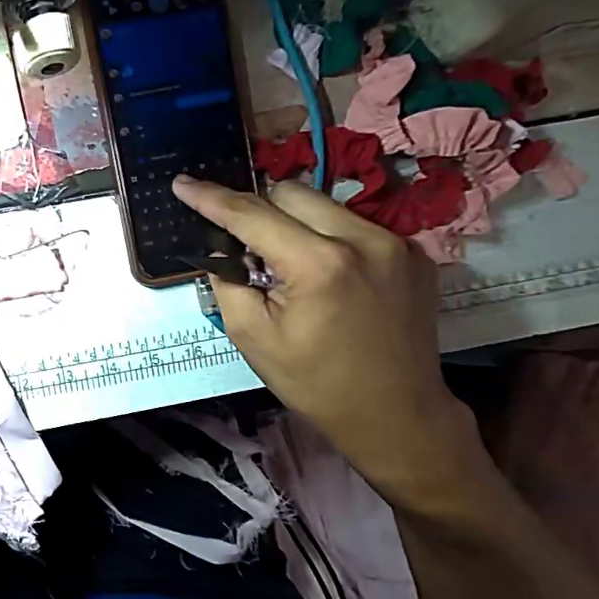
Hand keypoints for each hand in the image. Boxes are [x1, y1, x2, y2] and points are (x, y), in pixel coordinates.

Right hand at [172, 175, 483, 498]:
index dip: (211, 197)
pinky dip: (335, 241)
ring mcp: (396, 243)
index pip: (251, 214)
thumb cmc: (318, 385)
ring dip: (300, 225)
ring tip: (297, 269)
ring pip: (327, 204)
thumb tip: (224, 247)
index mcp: (318, 264)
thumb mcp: (254, 340)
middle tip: (253, 251)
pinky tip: (336, 280)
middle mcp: (363, 239)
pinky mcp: (415, 253)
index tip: (183, 183)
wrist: (396, 415)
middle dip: (262, 212)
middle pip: (291, 193)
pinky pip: (358, 226)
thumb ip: (228, 283)